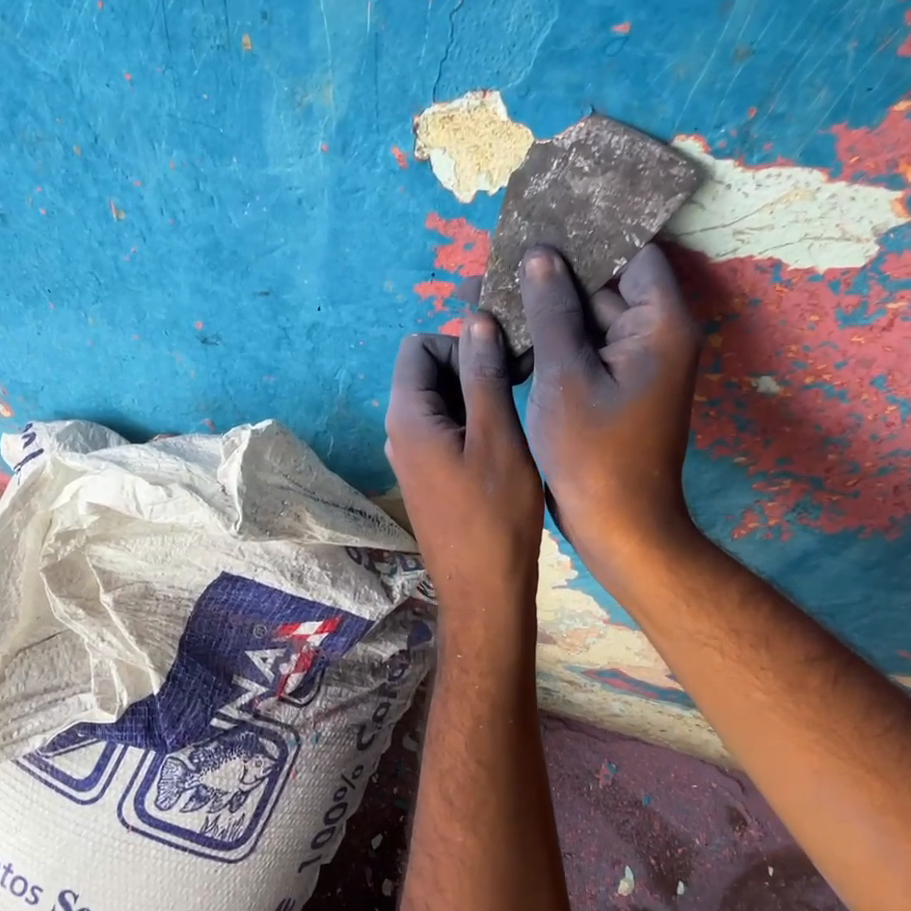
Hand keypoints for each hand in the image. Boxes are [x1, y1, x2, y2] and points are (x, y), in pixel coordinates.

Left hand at [384, 314, 545, 617]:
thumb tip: (477, 319)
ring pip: (437, 400)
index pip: (418, 345)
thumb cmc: (495, 513)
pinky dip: (469, 422)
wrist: (484, 590)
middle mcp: (396, 430)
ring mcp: (408, 455)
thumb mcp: (498, 435)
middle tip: (514, 388)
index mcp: (406, 415)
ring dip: (473, 396)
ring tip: (514, 416)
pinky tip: (502, 443)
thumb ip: (483, 373)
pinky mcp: (424, 475)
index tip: (499, 368)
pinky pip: (441, 429)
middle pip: (425, 371)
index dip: (460, 344)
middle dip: (468, 367)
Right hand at [519, 244, 701, 551]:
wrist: (617, 525)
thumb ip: (551, 310)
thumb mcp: (564, 375)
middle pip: (602, 281)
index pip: (632, 253)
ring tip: (485, 287)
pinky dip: (547, 335)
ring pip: (583, 313)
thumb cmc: (594, 452)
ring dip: (541, 304)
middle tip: (496, 257)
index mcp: (659, 323)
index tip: (543, 216)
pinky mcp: (610, 381)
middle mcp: (652, 333)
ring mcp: (631, 359)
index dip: (590, 232)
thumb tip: (538, 254)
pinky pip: (579, 343)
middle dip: (550, 270)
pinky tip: (503, 328)